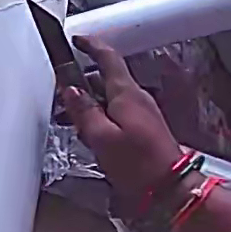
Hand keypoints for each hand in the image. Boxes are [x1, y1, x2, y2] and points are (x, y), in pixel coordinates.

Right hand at [61, 35, 184, 207]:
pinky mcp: (142, 127)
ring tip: (70, 120)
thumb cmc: (138, 165)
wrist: (170, 191)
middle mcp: (136, 98)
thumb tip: (70, 90)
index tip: (76, 41)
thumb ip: (83, 111)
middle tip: (60, 95)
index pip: (108, 58)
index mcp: (126, 94)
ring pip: (107, 97)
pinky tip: (88, 132)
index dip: (90, 46)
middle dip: (80, 83)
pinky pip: (115, 112)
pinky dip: (98, 115)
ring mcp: (141, 113)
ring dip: (87, 103)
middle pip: (104, 79)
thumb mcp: (101, 137)